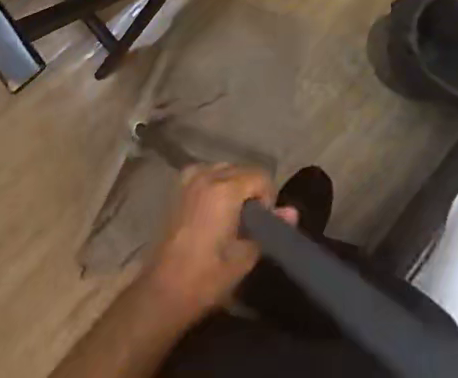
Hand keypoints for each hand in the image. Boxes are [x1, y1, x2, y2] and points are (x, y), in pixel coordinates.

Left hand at [139, 163, 296, 325]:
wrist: (164, 289)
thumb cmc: (208, 277)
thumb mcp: (245, 256)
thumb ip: (269, 228)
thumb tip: (292, 211)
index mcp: (225, 189)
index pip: (261, 176)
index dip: (269, 198)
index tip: (265, 223)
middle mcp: (207, 175)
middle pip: (242, 169)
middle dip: (253, 189)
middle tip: (252, 221)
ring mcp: (189, 178)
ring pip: (223, 169)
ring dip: (234, 184)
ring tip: (234, 216)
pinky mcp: (177, 187)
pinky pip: (205, 173)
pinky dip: (215, 183)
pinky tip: (214, 208)